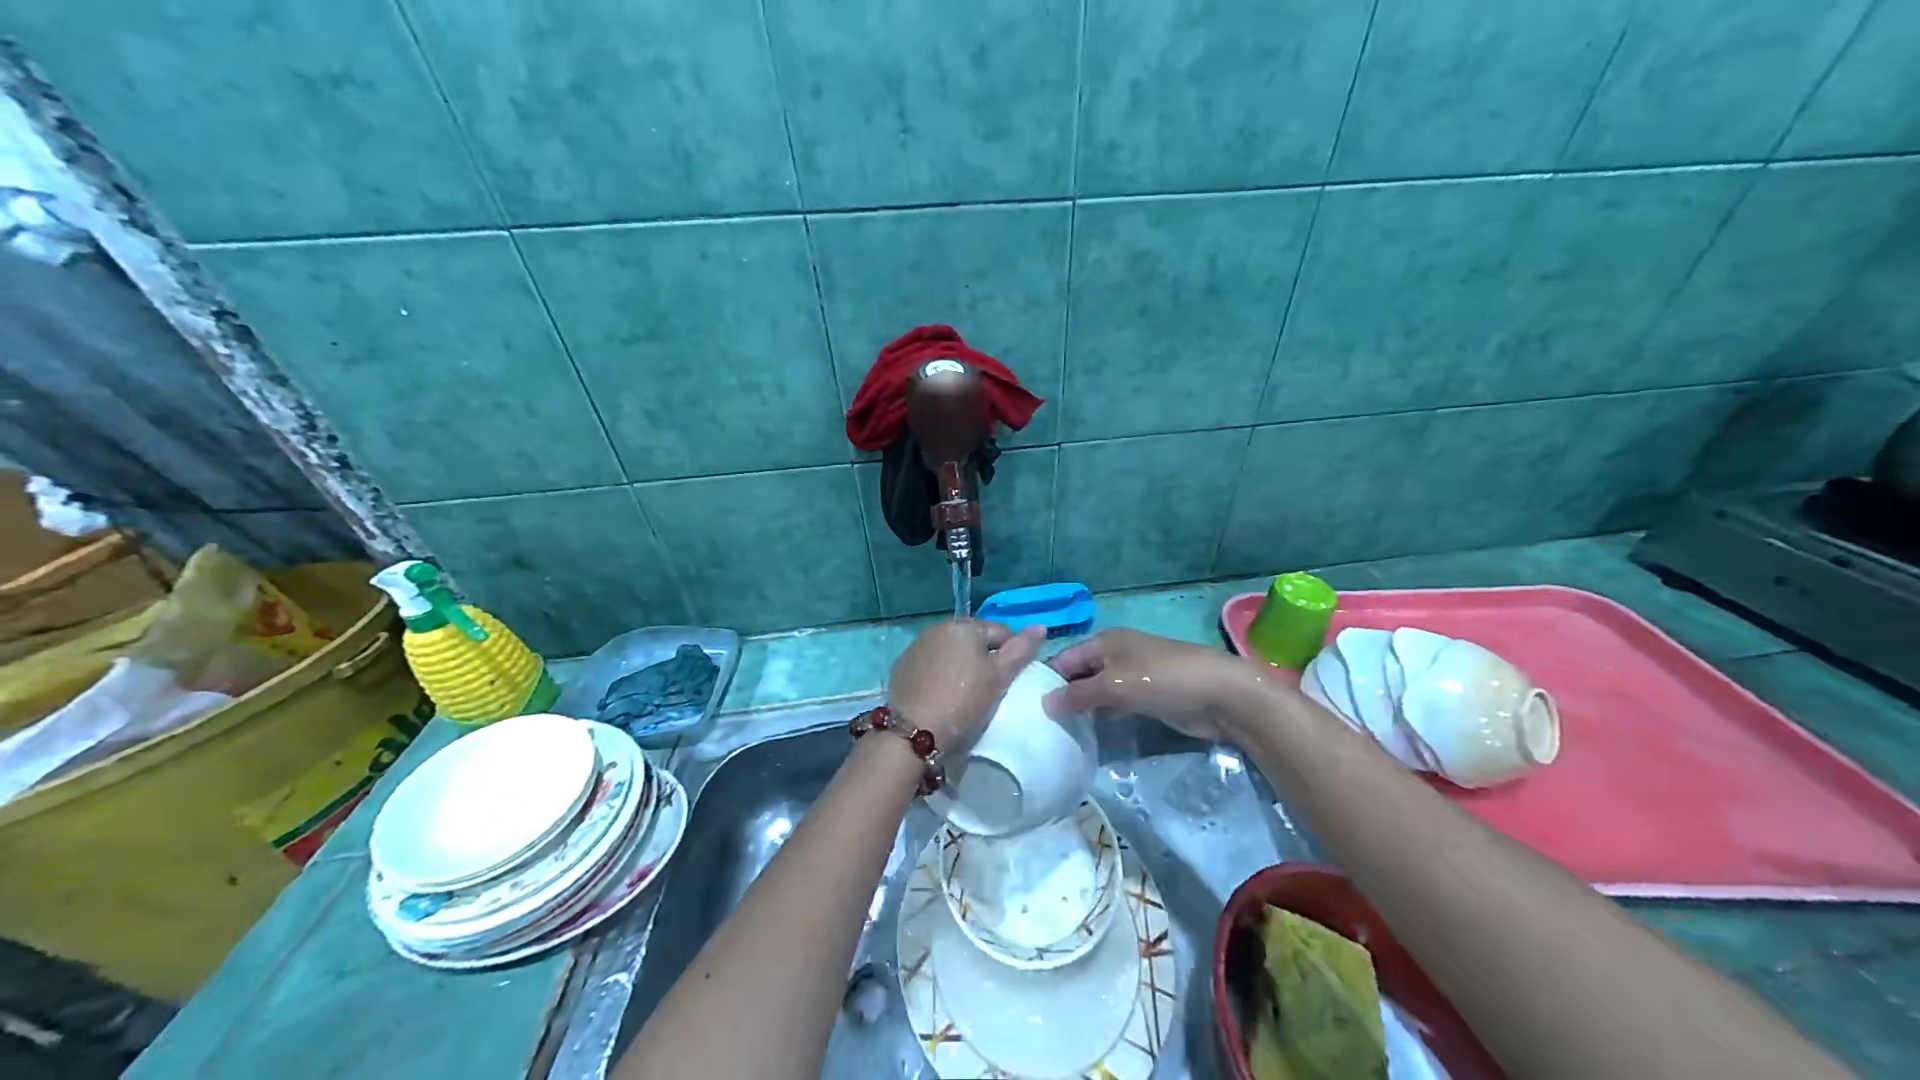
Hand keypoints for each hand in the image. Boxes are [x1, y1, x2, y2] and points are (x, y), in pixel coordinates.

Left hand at [888, 620, 1044, 760]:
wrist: (914, 732)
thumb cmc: (964, 701)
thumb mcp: (999, 677)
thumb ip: (1021, 650)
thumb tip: (1040, 626)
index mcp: (963, 626)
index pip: (1001, 631)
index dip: (1012, 653)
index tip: (1011, 680)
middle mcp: (936, 628)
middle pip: (973, 640)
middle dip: (985, 658)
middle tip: (991, 689)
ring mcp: (916, 647)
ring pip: (951, 652)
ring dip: (961, 665)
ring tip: (966, 694)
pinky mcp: (901, 667)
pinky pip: (931, 665)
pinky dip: (940, 675)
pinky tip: (942, 696)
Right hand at [1043, 628, 1279, 741]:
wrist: (1221, 694)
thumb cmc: (1163, 679)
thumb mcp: (1115, 685)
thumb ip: (1078, 695)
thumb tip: (1045, 704)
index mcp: (1104, 641)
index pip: (1064, 658)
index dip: (1047, 679)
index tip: (1028, 707)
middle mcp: (1115, 654)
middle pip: (1079, 674)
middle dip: (1063, 695)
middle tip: (1041, 725)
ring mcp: (1133, 675)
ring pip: (1097, 691)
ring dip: (1083, 709)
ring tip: (1059, 733)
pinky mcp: (1148, 697)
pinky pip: (1116, 705)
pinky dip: (1103, 716)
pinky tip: (1090, 734)